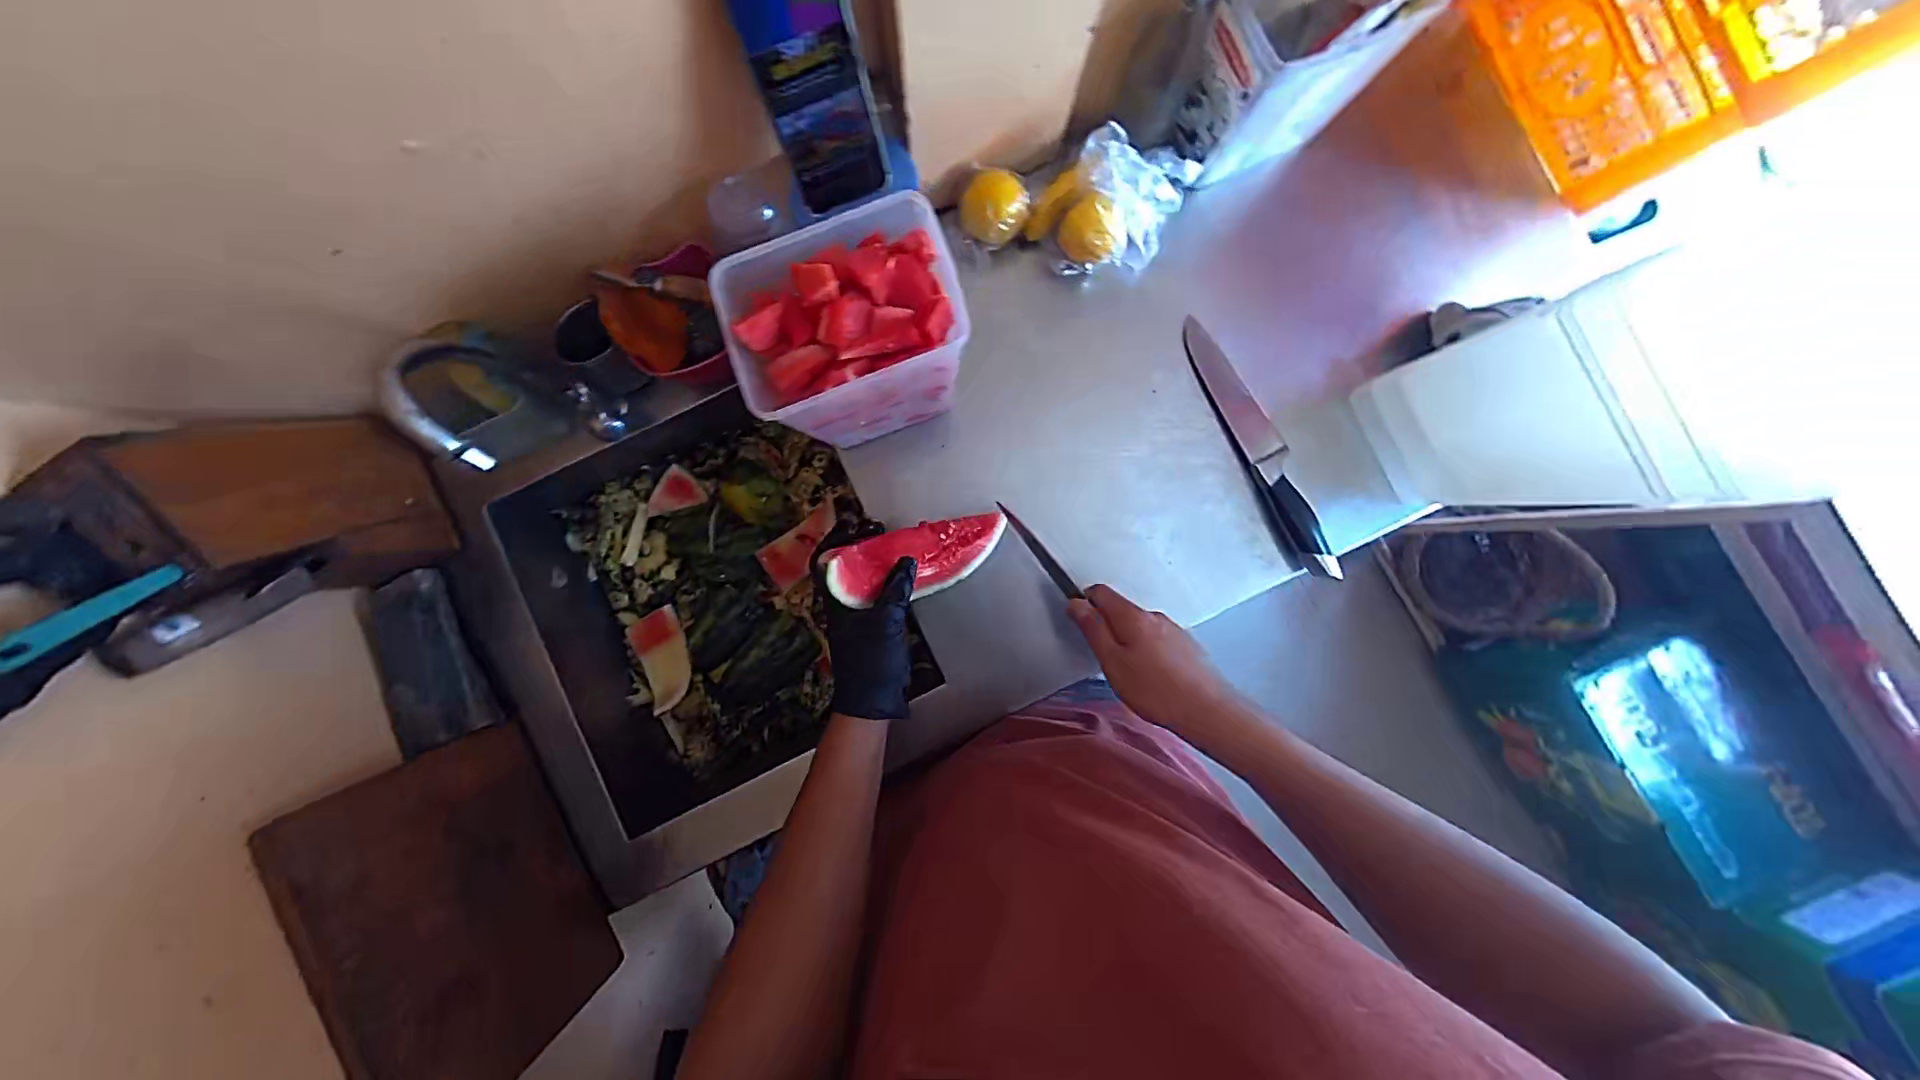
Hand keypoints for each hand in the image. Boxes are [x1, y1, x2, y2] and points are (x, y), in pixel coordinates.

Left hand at [813, 535, 915, 721]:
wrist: (872, 700)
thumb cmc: (872, 662)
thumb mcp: (887, 622)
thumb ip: (895, 588)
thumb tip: (905, 561)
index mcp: (835, 601)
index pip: (823, 561)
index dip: (834, 539)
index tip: (853, 523)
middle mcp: (840, 604)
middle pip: (842, 565)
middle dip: (858, 544)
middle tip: (878, 530)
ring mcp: (854, 615)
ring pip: (858, 578)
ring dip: (872, 560)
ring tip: (892, 546)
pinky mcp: (869, 625)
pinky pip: (873, 593)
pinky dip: (885, 579)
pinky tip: (900, 575)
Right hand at [1068, 585, 1246, 736]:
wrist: (1206, 710)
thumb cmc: (1158, 691)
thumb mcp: (1112, 662)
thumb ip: (1092, 629)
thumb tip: (1077, 605)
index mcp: (1133, 617)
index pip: (1101, 591)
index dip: (1084, 602)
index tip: (1079, 618)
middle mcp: (1155, 617)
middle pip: (1121, 608)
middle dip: (1107, 624)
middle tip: (1103, 654)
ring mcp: (1174, 630)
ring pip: (1141, 626)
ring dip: (1129, 639)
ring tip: (1128, 671)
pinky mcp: (1186, 646)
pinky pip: (1158, 640)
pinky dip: (1148, 651)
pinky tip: (1150, 676)